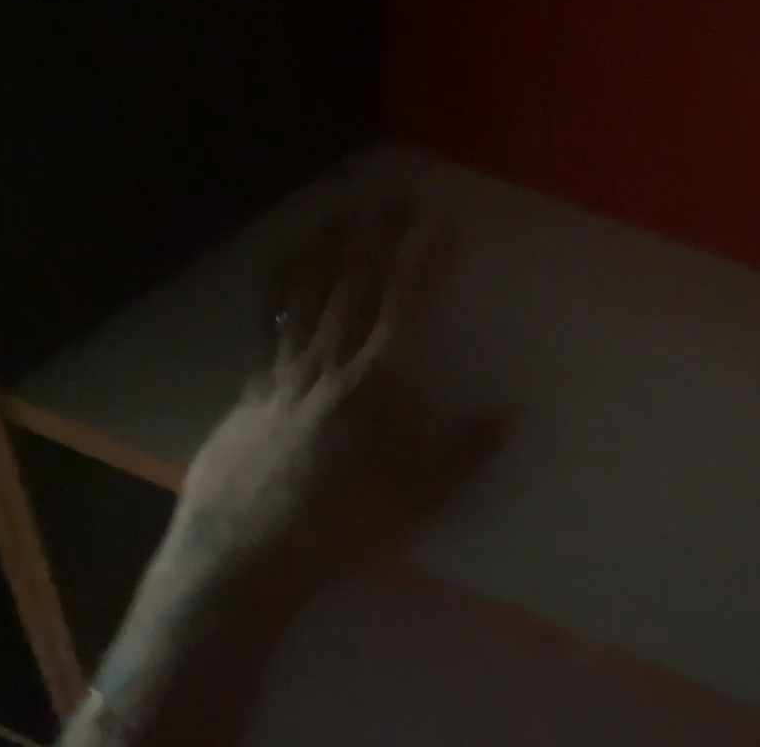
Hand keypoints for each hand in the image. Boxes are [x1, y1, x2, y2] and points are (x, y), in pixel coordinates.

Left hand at [152, 202, 501, 608]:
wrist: (243, 562)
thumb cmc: (343, 526)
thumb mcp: (421, 497)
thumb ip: (468, 450)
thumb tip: (515, 412)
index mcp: (376, 384)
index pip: (407, 307)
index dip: (426, 261)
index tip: (442, 223)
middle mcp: (329, 365)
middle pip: (355, 289)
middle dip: (378, 240)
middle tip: (393, 198)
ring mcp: (283, 375)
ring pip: (305, 298)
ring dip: (323, 251)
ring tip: (335, 213)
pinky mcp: (249, 393)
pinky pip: (265, 327)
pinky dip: (275, 291)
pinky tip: (278, 270)